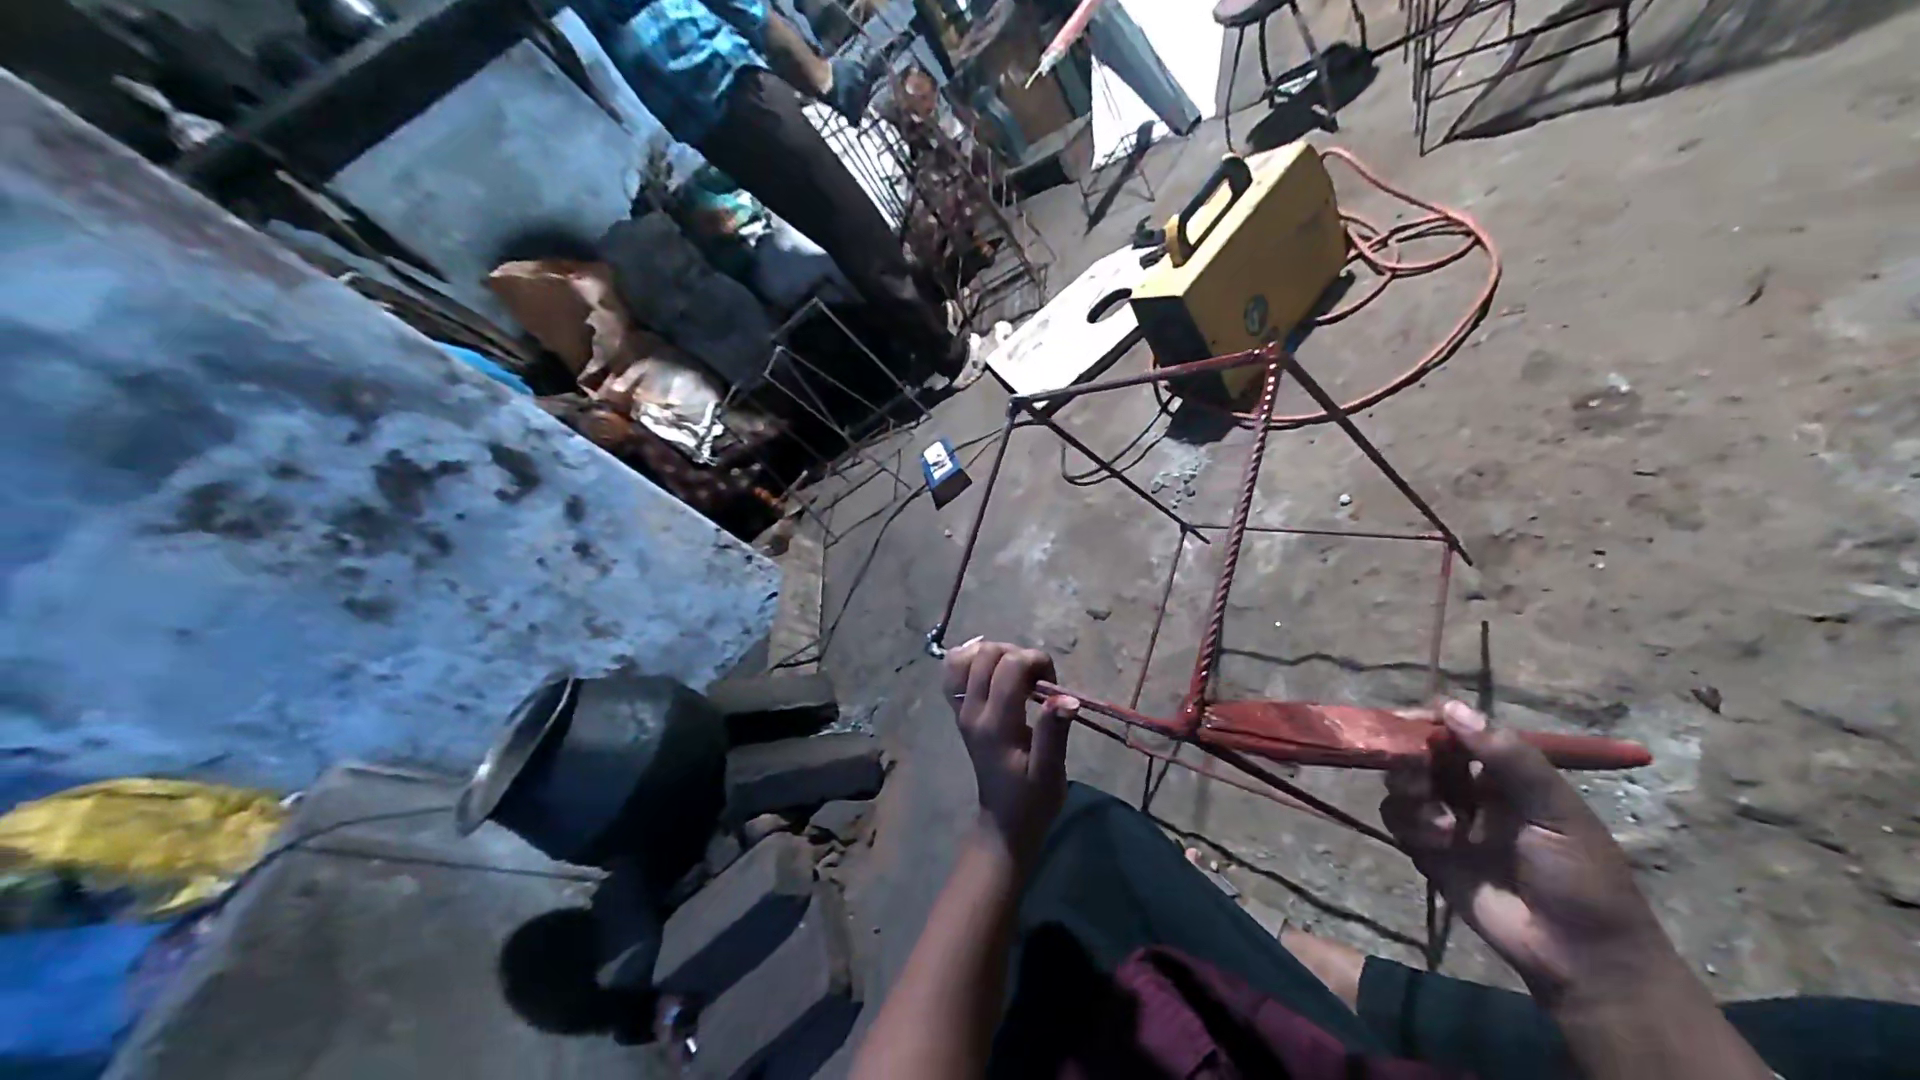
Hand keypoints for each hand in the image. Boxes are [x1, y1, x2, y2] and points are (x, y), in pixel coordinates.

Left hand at [943, 641, 1076, 862]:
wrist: (1004, 822)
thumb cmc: (1032, 799)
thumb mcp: (1050, 772)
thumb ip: (1054, 732)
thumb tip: (1065, 697)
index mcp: (996, 724)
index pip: (1010, 667)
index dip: (1036, 661)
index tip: (1052, 683)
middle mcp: (972, 711)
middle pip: (986, 654)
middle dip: (1017, 654)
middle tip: (1036, 679)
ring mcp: (960, 709)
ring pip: (964, 656)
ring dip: (994, 654)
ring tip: (1016, 673)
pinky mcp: (959, 710)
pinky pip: (953, 671)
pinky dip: (972, 659)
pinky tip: (993, 670)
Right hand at [1381, 700, 1675, 1003]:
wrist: (1579, 956)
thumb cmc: (1582, 877)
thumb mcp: (1556, 810)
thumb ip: (1509, 758)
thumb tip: (1451, 707)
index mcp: (1505, 773)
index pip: (1455, 731)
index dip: (1429, 722)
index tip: (1407, 720)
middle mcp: (1469, 788)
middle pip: (1418, 753)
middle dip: (1410, 759)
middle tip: (1418, 775)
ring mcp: (1445, 817)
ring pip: (1401, 784)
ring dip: (1411, 796)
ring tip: (1442, 825)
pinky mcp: (1426, 849)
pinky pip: (1396, 819)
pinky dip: (1410, 825)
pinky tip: (1438, 844)